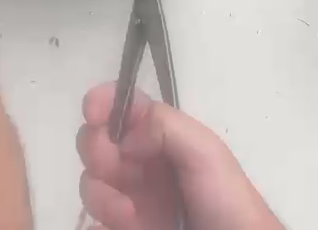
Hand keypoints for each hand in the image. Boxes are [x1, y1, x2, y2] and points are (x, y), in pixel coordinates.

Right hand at [74, 83, 282, 229]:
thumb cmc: (227, 199)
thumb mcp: (205, 151)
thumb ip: (163, 125)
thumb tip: (122, 135)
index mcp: (157, 134)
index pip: (119, 104)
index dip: (101, 101)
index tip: (93, 114)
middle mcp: (138, 162)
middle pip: (94, 140)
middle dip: (96, 150)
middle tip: (114, 169)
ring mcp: (130, 199)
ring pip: (90, 183)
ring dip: (100, 195)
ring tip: (129, 216)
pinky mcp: (125, 228)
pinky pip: (94, 220)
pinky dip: (98, 221)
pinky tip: (122, 226)